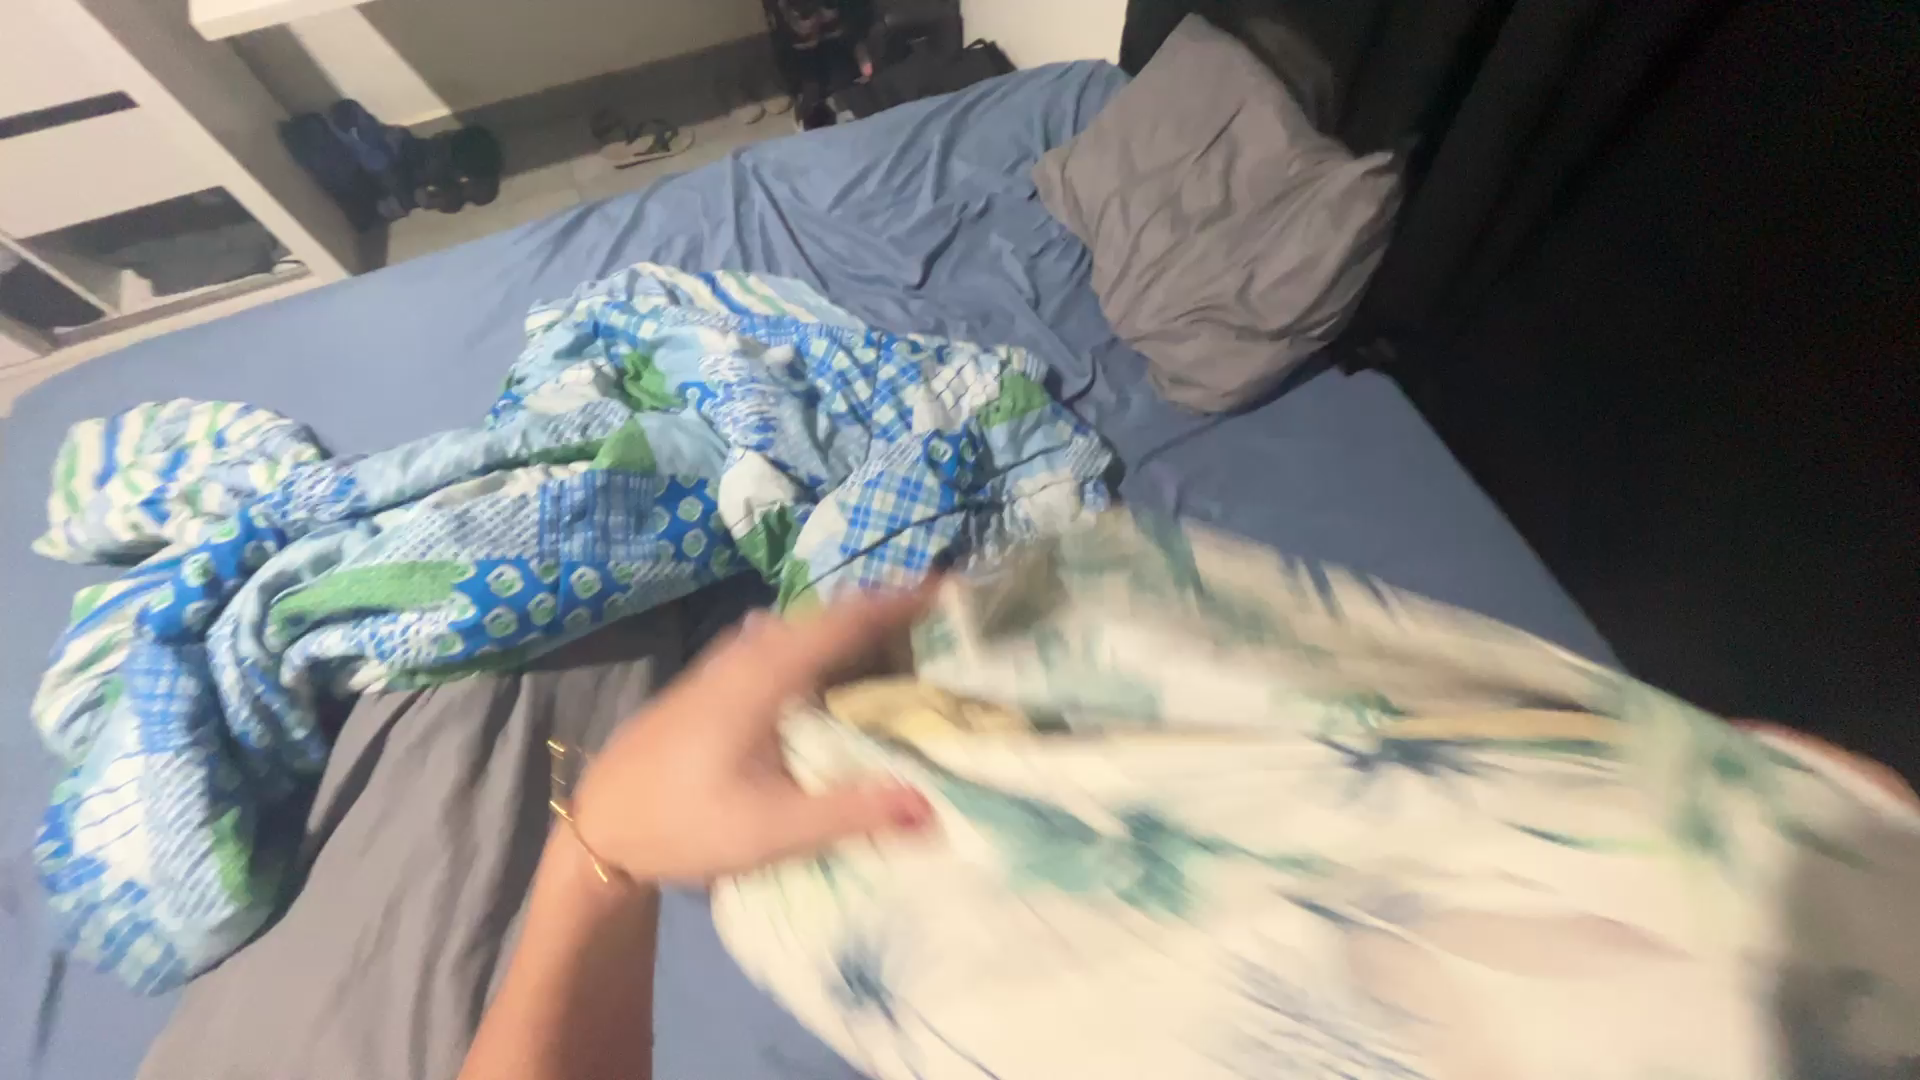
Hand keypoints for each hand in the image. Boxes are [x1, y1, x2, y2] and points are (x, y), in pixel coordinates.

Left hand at [570, 586, 937, 883]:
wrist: (600, 824)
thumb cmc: (684, 823)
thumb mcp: (771, 831)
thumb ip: (851, 814)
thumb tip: (932, 806)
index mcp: (766, 676)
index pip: (843, 621)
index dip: (896, 602)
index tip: (944, 590)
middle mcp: (749, 653)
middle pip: (827, 612)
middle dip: (882, 605)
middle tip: (935, 614)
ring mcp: (728, 660)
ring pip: (803, 621)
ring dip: (852, 617)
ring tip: (898, 630)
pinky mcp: (718, 674)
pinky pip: (784, 636)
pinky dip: (821, 634)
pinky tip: (832, 657)